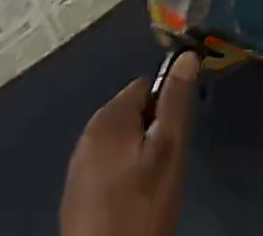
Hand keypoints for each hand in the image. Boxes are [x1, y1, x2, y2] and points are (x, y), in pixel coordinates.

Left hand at [62, 52, 199, 235]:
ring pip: (121, 142)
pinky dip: (122, 175)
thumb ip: (176, 101)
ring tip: (151, 185)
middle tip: (165, 164)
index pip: (146, 86)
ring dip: (138, 154)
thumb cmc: (141, 207)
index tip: (175, 135)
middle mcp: (86, 135)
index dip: (166, 105)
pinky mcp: (76, 195)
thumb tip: (187, 56)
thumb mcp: (168, 150)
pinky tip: (132, 201)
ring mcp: (77, 167)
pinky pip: (107, 167)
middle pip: (132, 113)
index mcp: (107, 119)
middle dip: (153, 131)